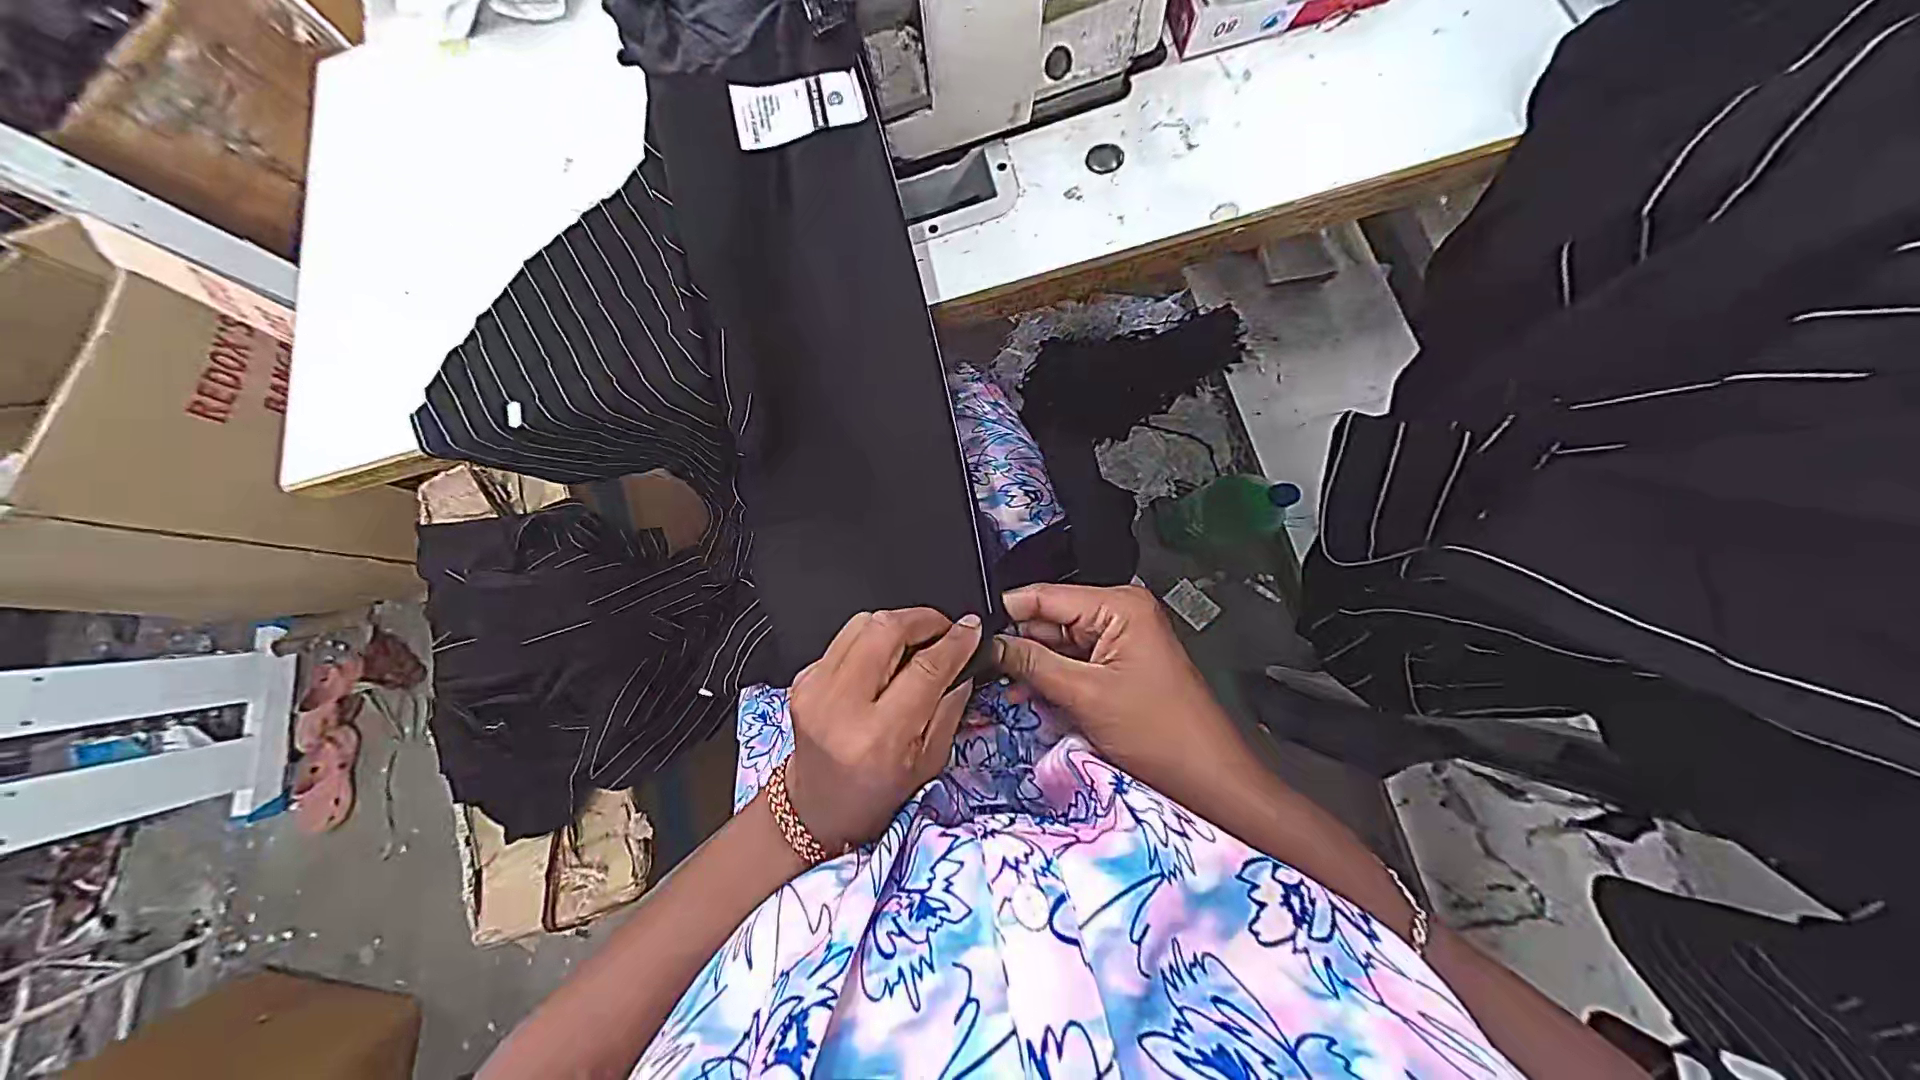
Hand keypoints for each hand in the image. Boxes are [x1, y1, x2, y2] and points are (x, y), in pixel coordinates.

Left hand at [784, 608, 980, 850]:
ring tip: (917, 639)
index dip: (954, 642)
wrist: (816, 808)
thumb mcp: (928, 761)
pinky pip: (844, 638)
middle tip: (944, 628)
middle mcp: (840, 707)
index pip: (924, 669)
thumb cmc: (875, 794)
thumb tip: (963, 660)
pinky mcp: (803, 679)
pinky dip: (871, 639)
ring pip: (862, 623)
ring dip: (898, 623)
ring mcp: (815, 689)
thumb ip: (949, 707)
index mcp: (878, 737)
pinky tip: (884, 658)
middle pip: (886, 630)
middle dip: (924, 619)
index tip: (971, 629)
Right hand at [992, 584, 1253, 790]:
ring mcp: (1119, 638)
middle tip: (987, 667)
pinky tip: (1032, 692)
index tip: (974, 631)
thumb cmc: (1164, 734)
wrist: (1205, 777)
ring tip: (1010, 685)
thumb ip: (1032, 663)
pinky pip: (1072, 660)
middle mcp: (1120, 613)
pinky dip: (1051, 676)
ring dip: (1033, 665)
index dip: (1007, 612)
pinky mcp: (1117, 662)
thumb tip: (993, 644)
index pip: (1046, 595)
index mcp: (1120, 605)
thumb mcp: (1085, 694)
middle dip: (1019, 643)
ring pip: (1057, 642)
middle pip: (1049, 618)